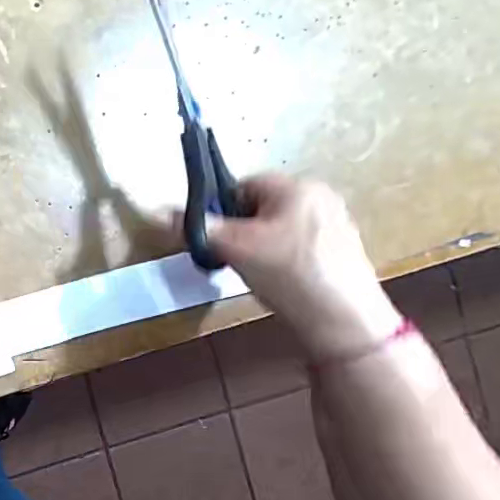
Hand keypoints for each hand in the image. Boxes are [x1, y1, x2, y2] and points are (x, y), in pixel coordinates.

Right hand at [205, 175, 402, 360]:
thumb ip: (199, 227)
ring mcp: (333, 223)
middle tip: (227, 255)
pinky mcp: (338, 249)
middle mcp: (320, 196)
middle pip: (259, 207)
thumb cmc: (286, 272)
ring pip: (275, 227)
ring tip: (251, 270)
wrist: (339, 315)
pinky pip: (293, 244)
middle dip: (237, 229)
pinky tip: (275, 279)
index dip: (220, 208)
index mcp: (298, 187)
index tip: (211, 235)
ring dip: (255, 245)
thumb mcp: (234, 247)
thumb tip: (160, 212)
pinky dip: (277, 258)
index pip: (244, 184)